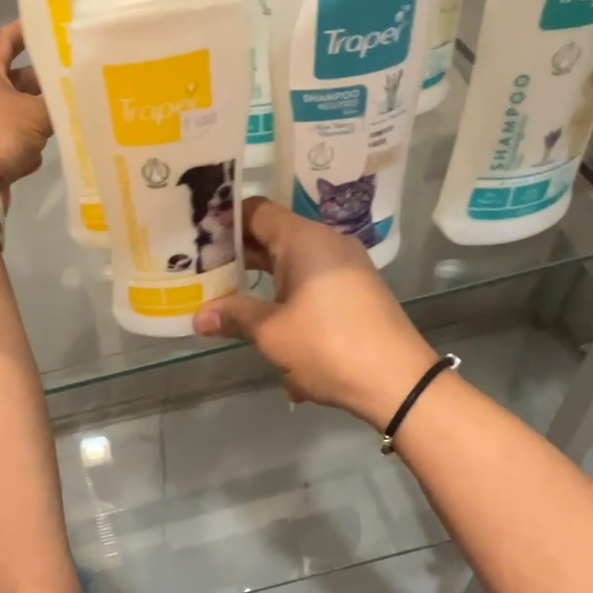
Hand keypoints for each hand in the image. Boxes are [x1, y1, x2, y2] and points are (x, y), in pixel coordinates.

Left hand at [0, 21, 53, 201]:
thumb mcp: (35, 113)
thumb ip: (56, 103)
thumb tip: (73, 96)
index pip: (3, 40)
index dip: (23, 30)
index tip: (46, 26)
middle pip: (15, 82)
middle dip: (41, 83)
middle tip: (69, 83)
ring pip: (15, 116)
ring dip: (36, 121)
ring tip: (62, 123)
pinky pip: (10, 146)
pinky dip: (24, 150)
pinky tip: (36, 159)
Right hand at [194, 198, 440, 430]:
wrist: (397, 381)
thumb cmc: (327, 345)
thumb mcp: (271, 333)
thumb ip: (234, 317)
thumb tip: (199, 317)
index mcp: (304, 240)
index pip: (256, 211)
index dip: (224, 218)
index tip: (195, 235)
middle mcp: (327, 243)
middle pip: (273, 235)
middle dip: (238, 255)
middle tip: (201, 269)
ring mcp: (345, 267)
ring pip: (292, 263)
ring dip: (261, 280)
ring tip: (226, 298)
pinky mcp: (354, 291)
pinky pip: (311, 282)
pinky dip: (286, 296)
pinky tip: (267, 325)